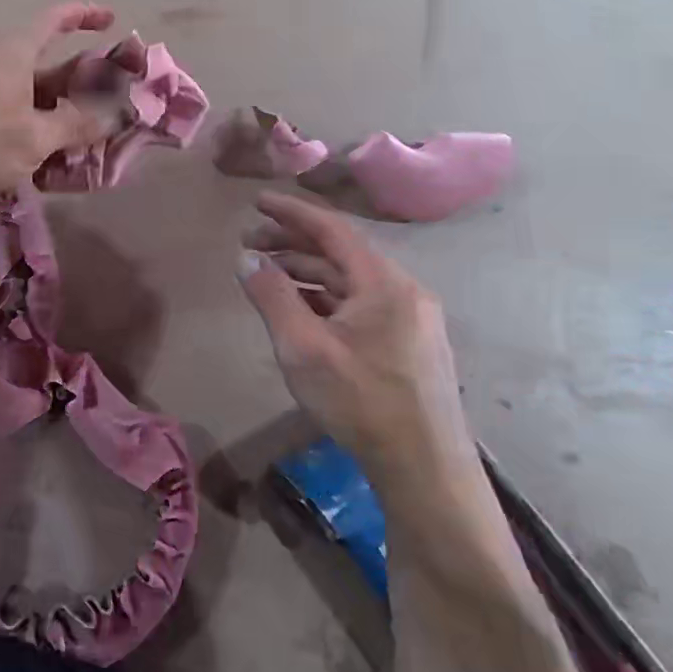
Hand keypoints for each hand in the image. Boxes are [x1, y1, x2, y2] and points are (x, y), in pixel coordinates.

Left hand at [0, 3, 115, 214]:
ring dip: (75, 115)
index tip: (112, 21)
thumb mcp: (35, 136)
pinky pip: (33, 125)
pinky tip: (74, 159)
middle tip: (124, 97)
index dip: (83, 15)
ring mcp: (0, 104)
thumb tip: (113, 117)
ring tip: (107, 134)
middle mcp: (9, 74)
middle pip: (57, 68)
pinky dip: (54, 137)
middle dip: (91, 80)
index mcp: (17, 59)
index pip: (52, 21)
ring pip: (47, 102)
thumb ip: (76, 125)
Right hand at [237, 191, 474, 476]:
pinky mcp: (408, 344)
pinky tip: (299, 311)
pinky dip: (324, 298)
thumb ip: (271, 295)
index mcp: (384, 283)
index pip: (332, 229)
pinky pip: (359, 305)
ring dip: (306, 273)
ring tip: (266, 276)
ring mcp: (410, 319)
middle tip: (249, 244)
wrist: (425, 470)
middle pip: (340, 253)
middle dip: (292, 244)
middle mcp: (403, 291)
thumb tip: (247, 257)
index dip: (291, 212)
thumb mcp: (303, 347)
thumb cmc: (361, 402)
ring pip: (349, 281)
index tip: (256, 201)